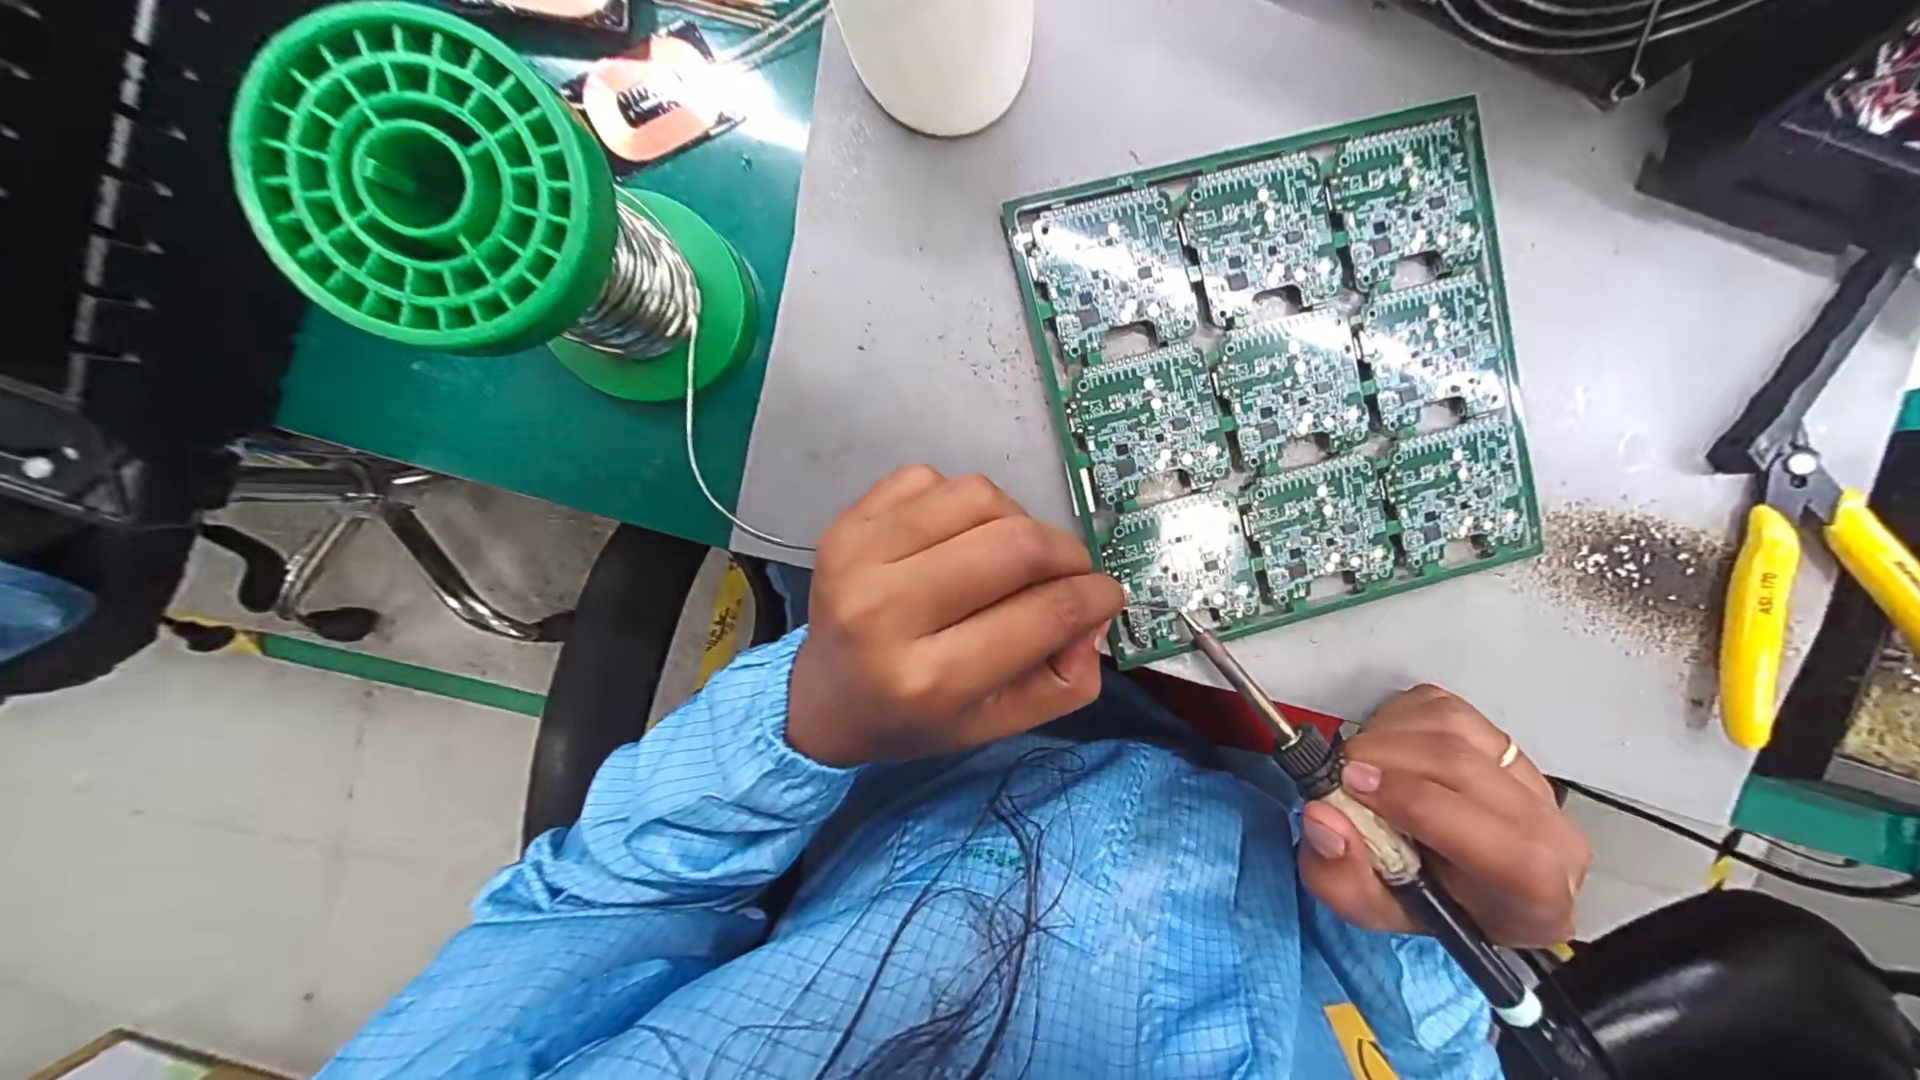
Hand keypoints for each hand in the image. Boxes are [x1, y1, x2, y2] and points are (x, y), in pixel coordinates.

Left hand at [786, 466, 1124, 766]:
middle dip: (1065, 552)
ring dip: (1015, 518)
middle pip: (1014, 544)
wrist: (825, 696)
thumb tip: (1095, 613)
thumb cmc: (914, 718)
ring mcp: (858, 557)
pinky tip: (956, 538)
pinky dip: (961, 502)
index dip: (1094, 597)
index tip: (1106, 594)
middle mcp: (885, 612)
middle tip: (1069, 570)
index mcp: (928, 679)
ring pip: (977, 496)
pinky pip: (929, 478)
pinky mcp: (845, 524)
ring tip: (1010, 552)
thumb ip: (1064, 681)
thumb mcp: (997, 724)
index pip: (1042, 614)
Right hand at [1298, 685, 1590, 946]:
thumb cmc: (1420, 895)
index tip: (1352, 785)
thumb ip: (1340, 878)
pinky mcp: (1493, 732)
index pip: (1505, 846)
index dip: (1420, 805)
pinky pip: (1438, 706)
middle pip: (1461, 767)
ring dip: (1384, 736)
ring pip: (1449, 727)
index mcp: (1533, 893)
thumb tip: (1324, 817)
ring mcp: (1523, 771)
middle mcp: (1546, 829)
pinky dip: (1393, 718)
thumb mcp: (1370, 908)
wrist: (1447, 870)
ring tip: (1362, 765)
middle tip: (1339, 774)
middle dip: (1381, 759)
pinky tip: (1385, 748)